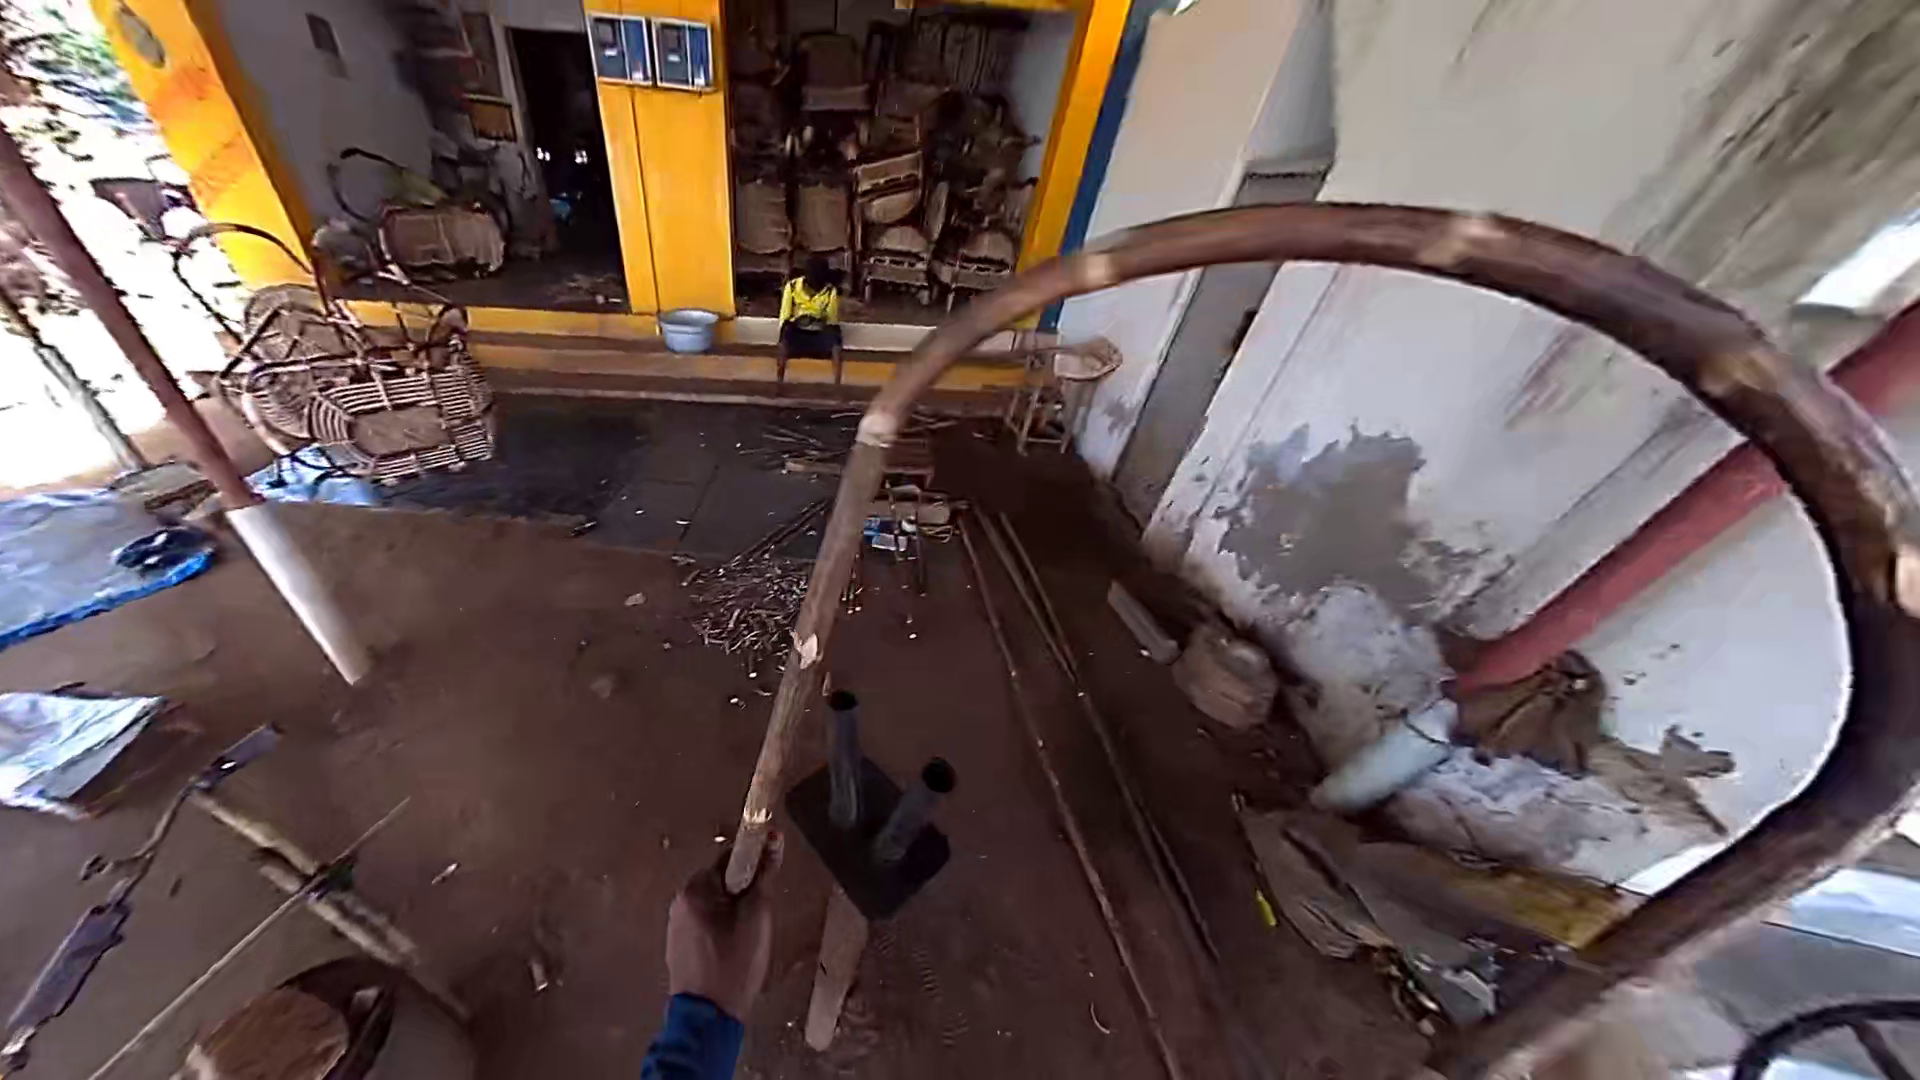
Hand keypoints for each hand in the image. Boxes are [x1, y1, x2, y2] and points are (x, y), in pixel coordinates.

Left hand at [665, 832, 783, 1020]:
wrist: (709, 1019)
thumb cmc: (735, 960)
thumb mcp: (758, 911)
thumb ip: (765, 871)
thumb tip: (774, 837)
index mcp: (694, 889)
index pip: (730, 856)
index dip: (754, 862)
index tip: (769, 874)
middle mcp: (679, 903)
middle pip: (722, 880)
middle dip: (744, 890)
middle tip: (760, 910)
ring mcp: (676, 927)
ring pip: (716, 903)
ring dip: (734, 909)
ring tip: (749, 933)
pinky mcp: (679, 948)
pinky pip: (706, 923)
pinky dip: (722, 927)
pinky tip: (734, 947)